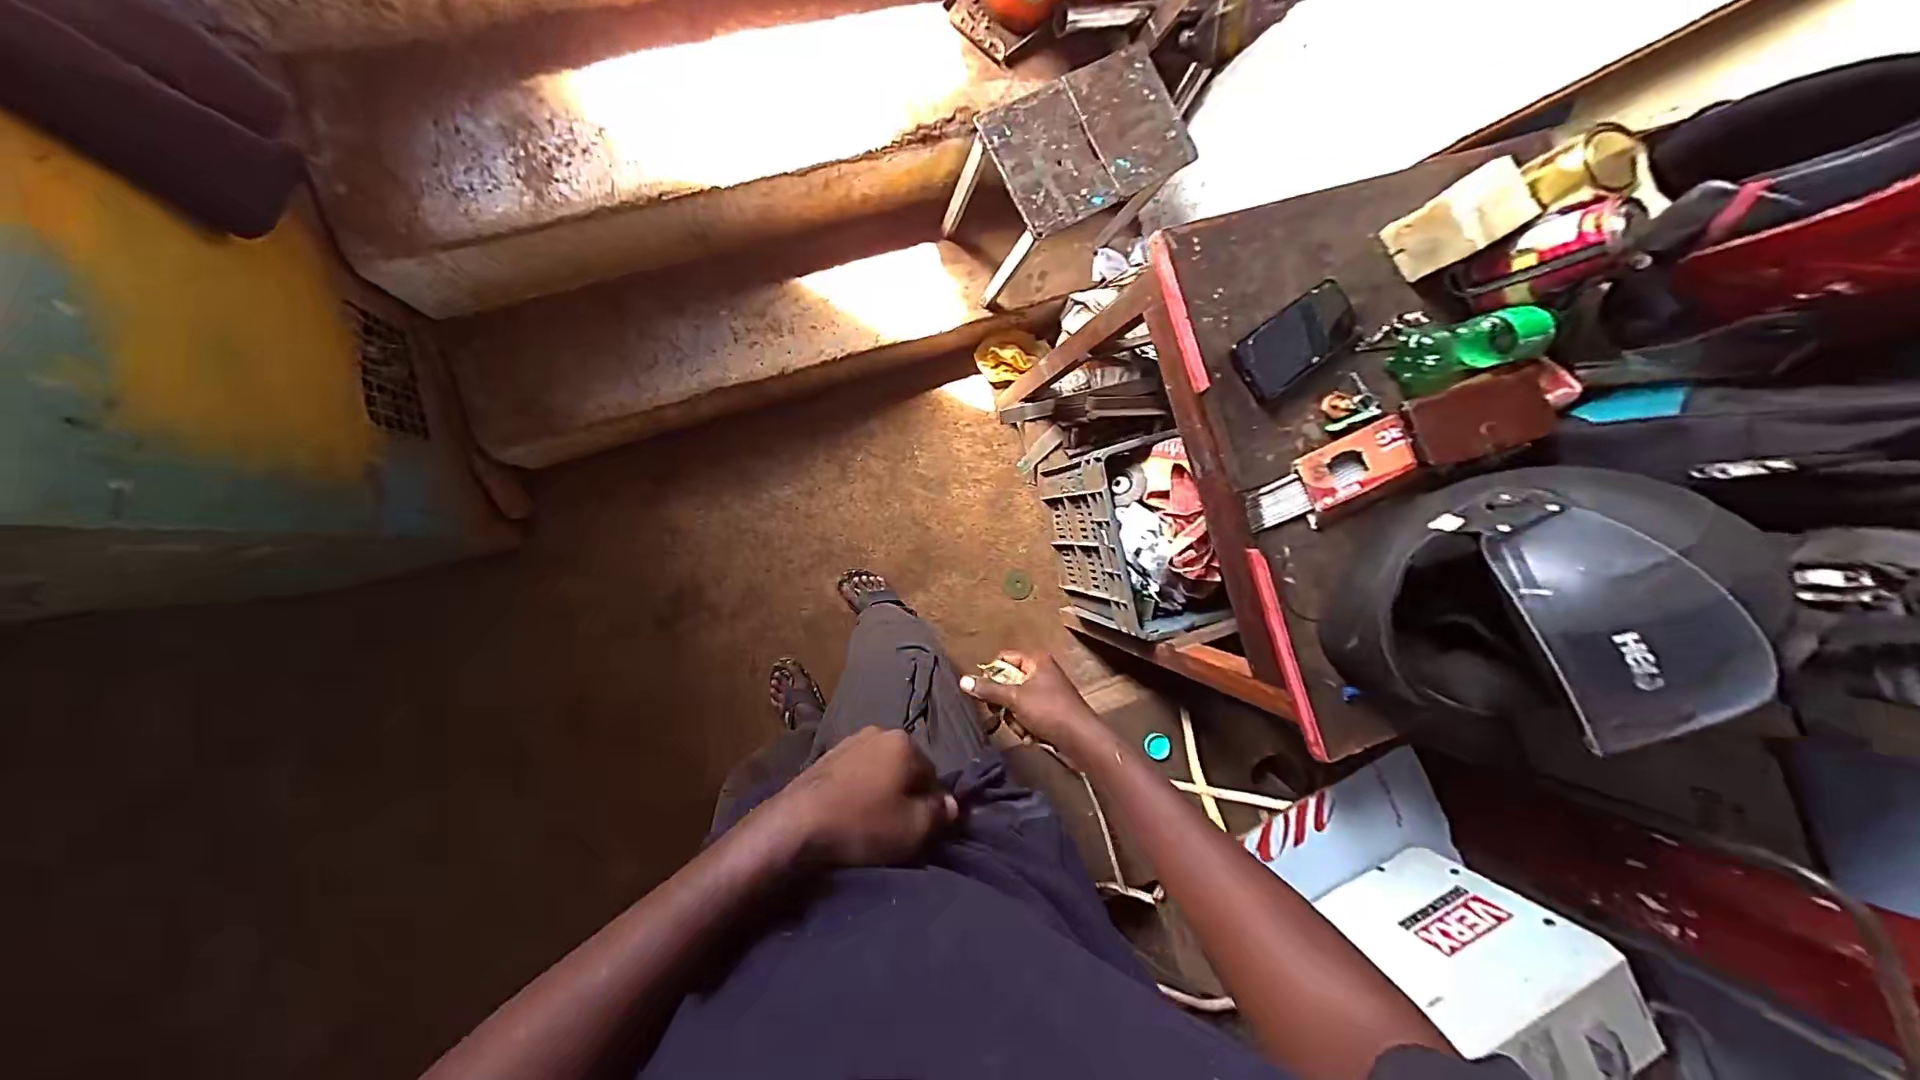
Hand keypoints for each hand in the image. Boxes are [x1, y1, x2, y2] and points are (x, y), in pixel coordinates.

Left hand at [766, 727, 958, 868]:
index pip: (933, 775)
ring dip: (879, 791)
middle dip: (904, 794)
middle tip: (894, 827)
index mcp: (905, 742)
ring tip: (868, 823)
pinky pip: (855, 774)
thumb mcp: (914, 828)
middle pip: (905, 769)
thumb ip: (940, 813)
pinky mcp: (824, 756)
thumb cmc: (862, 824)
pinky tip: (847, 814)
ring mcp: (848, 741)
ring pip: (879, 770)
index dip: (930, 805)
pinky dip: (857, 791)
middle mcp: (879, 732)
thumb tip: (952, 803)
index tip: (919, 829)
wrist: (795, 824)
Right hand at [959, 651, 1105, 754]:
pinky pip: (1028, 715)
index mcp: (1036, 660)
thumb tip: (963, 680)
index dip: (992, 674)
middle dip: (1004, 703)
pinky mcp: (1050, 711)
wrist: (1081, 740)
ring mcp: (1047, 692)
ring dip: (1015, 719)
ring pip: (1016, 702)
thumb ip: (988, 689)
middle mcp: (1042, 672)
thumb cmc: (1049, 711)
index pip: (1003, 659)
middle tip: (1005, 713)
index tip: (988, 692)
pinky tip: (1032, 736)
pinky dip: (1026, 726)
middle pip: (1008, 682)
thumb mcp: (1014, 698)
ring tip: (1024, 728)